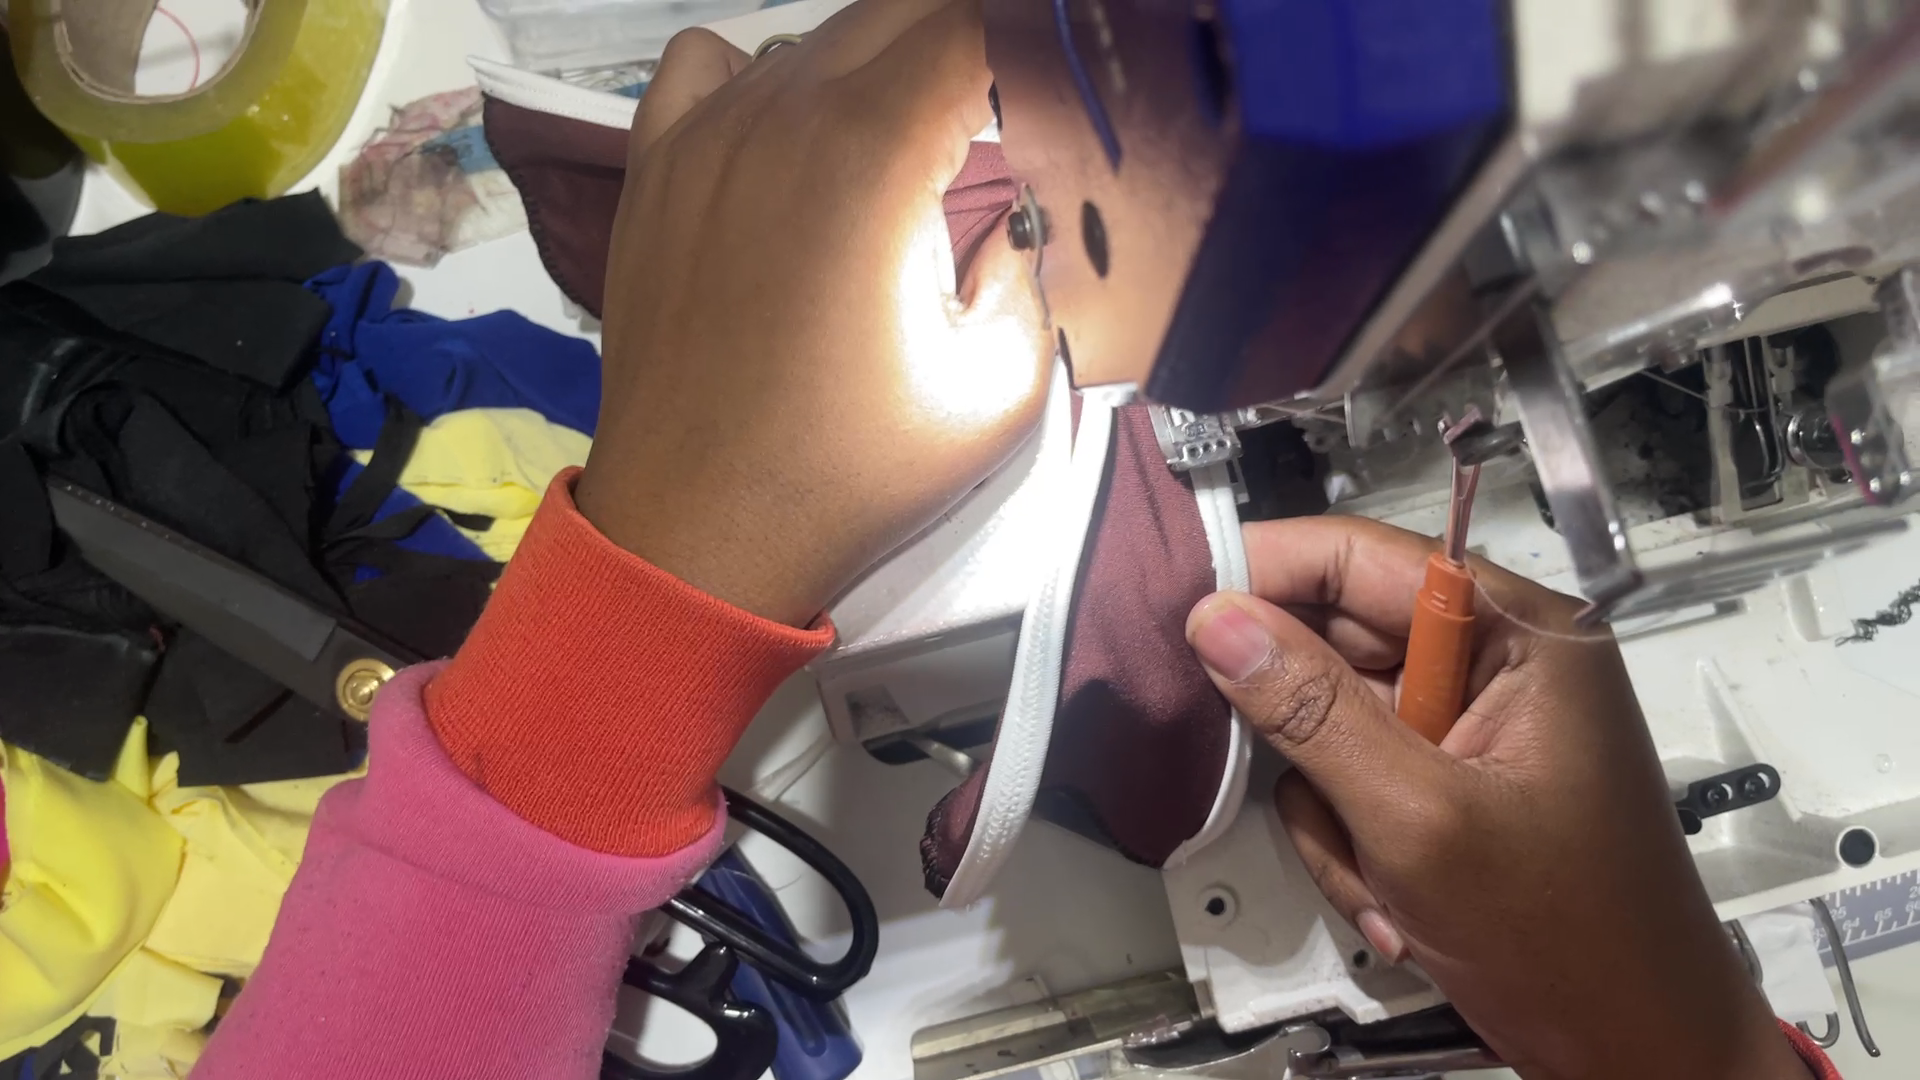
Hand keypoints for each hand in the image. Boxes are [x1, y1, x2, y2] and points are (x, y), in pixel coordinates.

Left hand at [575, 0, 1049, 626]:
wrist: (706, 530)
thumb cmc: (853, 473)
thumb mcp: (996, 393)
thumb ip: (1029, 279)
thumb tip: (1005, 225)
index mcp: (871, 158)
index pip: (975, 30)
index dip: (1033, 49)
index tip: (1052, 99)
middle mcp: (779, 114)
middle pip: (896, 16)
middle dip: (964, 50)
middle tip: (997, 120)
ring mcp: (700, 136)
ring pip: (810, 42)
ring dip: (874, 76)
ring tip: (898, 154)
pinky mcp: (651, 175)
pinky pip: (709, 72)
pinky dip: (765, 85)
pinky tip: (784, 147)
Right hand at [1185, 517, 1806, 1079]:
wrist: (1634, 1060)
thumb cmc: (1560, 939)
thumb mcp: (1417, 817)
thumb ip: (1309, 708)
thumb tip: (1212, 618)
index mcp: (1509, 631)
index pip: (1354, 556)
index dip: (1263, 570)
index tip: (1185, 613)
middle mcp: (1476, 655)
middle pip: (1328, 631)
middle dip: (1294, 714)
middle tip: (1276, 766)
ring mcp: (1447, 714)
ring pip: (1316, 705)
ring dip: (1319, 790)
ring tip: (1368, 864)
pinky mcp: (1423, 764)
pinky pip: (1332, 758)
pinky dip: (1335, 822)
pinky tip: (1381, 884)